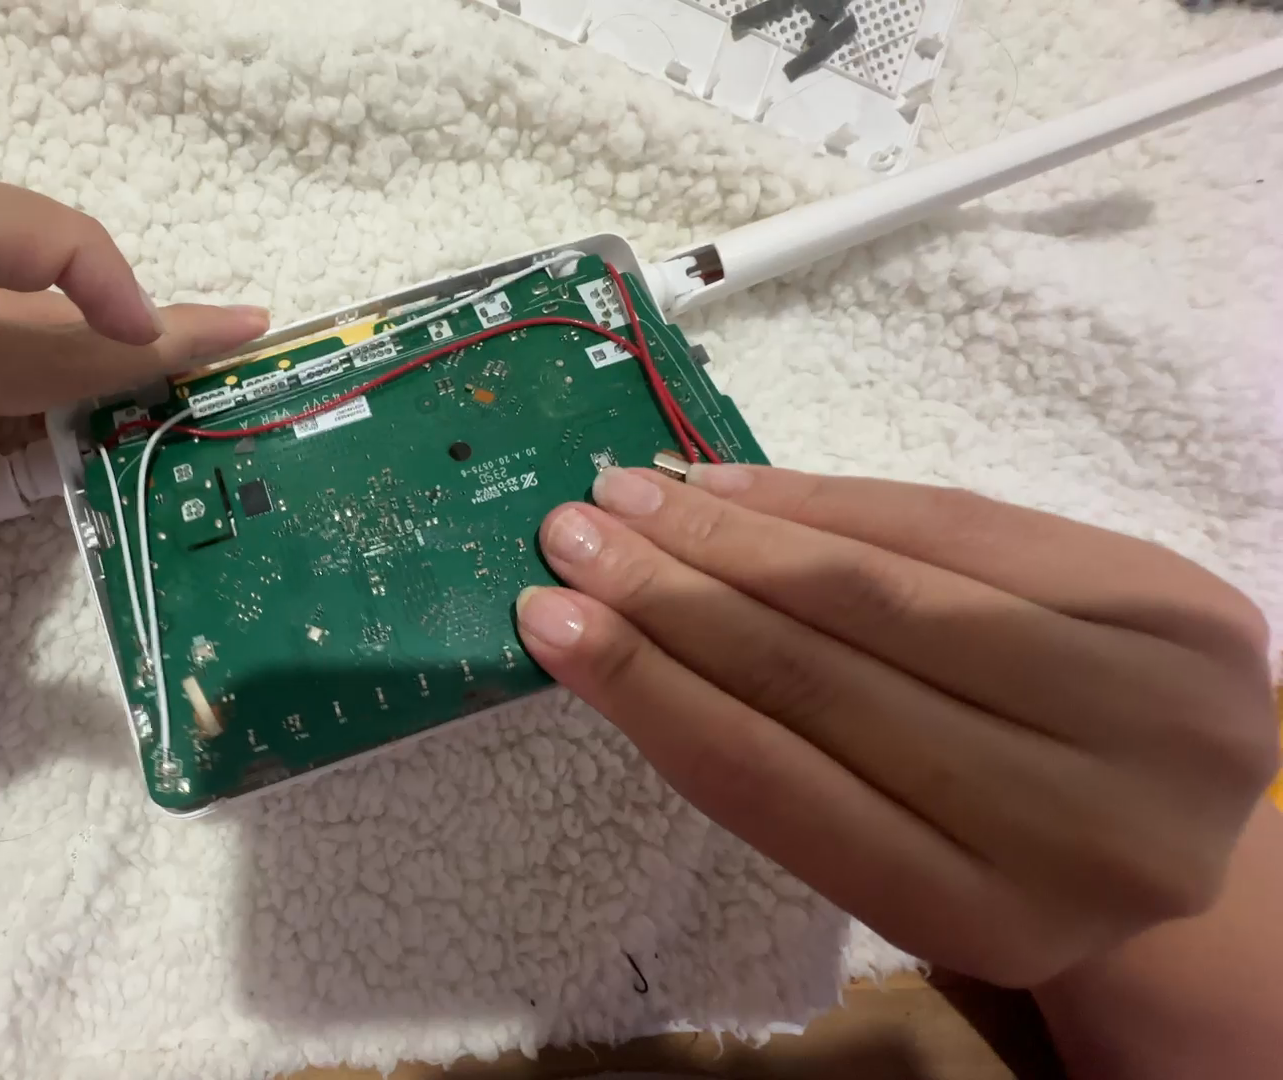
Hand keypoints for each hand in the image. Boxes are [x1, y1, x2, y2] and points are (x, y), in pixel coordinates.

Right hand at [515, 463, 1276, 986]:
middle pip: (808, 672)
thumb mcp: (839, 821)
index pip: (758, 774)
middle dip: (662, 589)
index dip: (638, 683)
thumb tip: (596, 622)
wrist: (1133, 805)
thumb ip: (732, 732)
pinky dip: (811, 497)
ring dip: (719, 531)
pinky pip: (942, 522)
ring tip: (624, 493)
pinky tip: (720, 482)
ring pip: (868, 588)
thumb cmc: (943, 823)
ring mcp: (1150, 709)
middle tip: (568, 532)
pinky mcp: (1177, 602)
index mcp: (963, 909)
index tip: (543, 615)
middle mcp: (1078, 830)